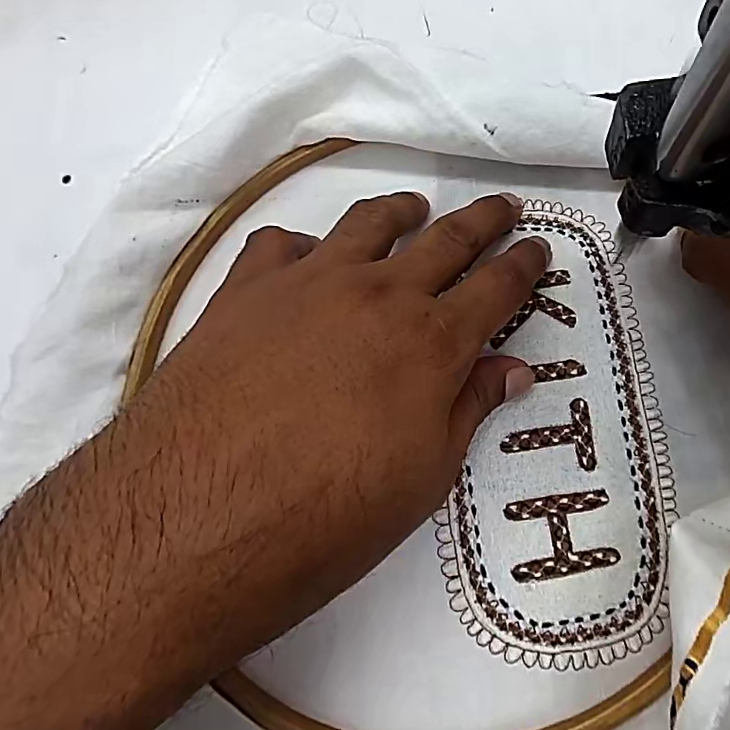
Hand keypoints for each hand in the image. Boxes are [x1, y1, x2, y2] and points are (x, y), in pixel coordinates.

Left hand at [0, 192, 550, 729]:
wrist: (188, 522)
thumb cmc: (323, 520)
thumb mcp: (420, 481)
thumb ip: (466, 410)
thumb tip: (512, 369)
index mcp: (429, 344)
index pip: (497, 288)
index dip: (524, 266)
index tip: (540, 249)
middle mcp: (377, 296)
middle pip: (446, 240)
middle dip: (484, 220)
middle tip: (505, 207)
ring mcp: (307, 283)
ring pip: (369, 223)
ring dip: (402, 213)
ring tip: (416, 210)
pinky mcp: (244, 289)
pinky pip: (284, 244)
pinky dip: (307, 245)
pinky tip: (308, 261)